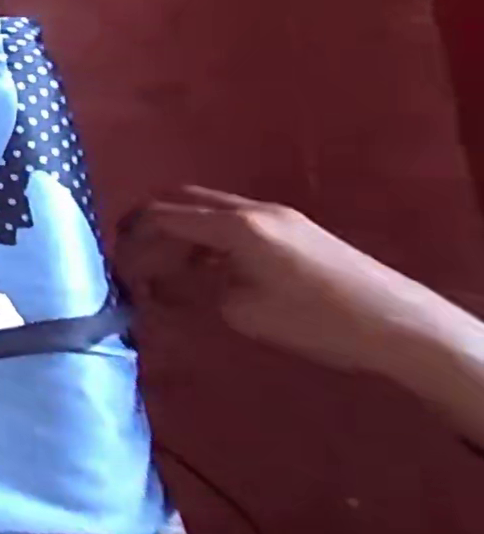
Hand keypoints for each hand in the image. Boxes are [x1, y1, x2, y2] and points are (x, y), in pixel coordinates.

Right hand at [118, 185, 466, 376]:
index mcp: (232, 224)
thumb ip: (186, 289)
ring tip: (168, 262)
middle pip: (176, 199)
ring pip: (203, 206)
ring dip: (178, 228)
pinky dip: (206, 234)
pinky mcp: (296, 228)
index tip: (117, 264)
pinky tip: (209, 264)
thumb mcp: (239, 310)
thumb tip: (150, 286)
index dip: (131, 239)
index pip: (158, 217)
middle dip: (147, 223)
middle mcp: (248, 208)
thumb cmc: (319, 322)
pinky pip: (231, 218)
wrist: (416, 334)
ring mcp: (276, 215)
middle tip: (132, 251)